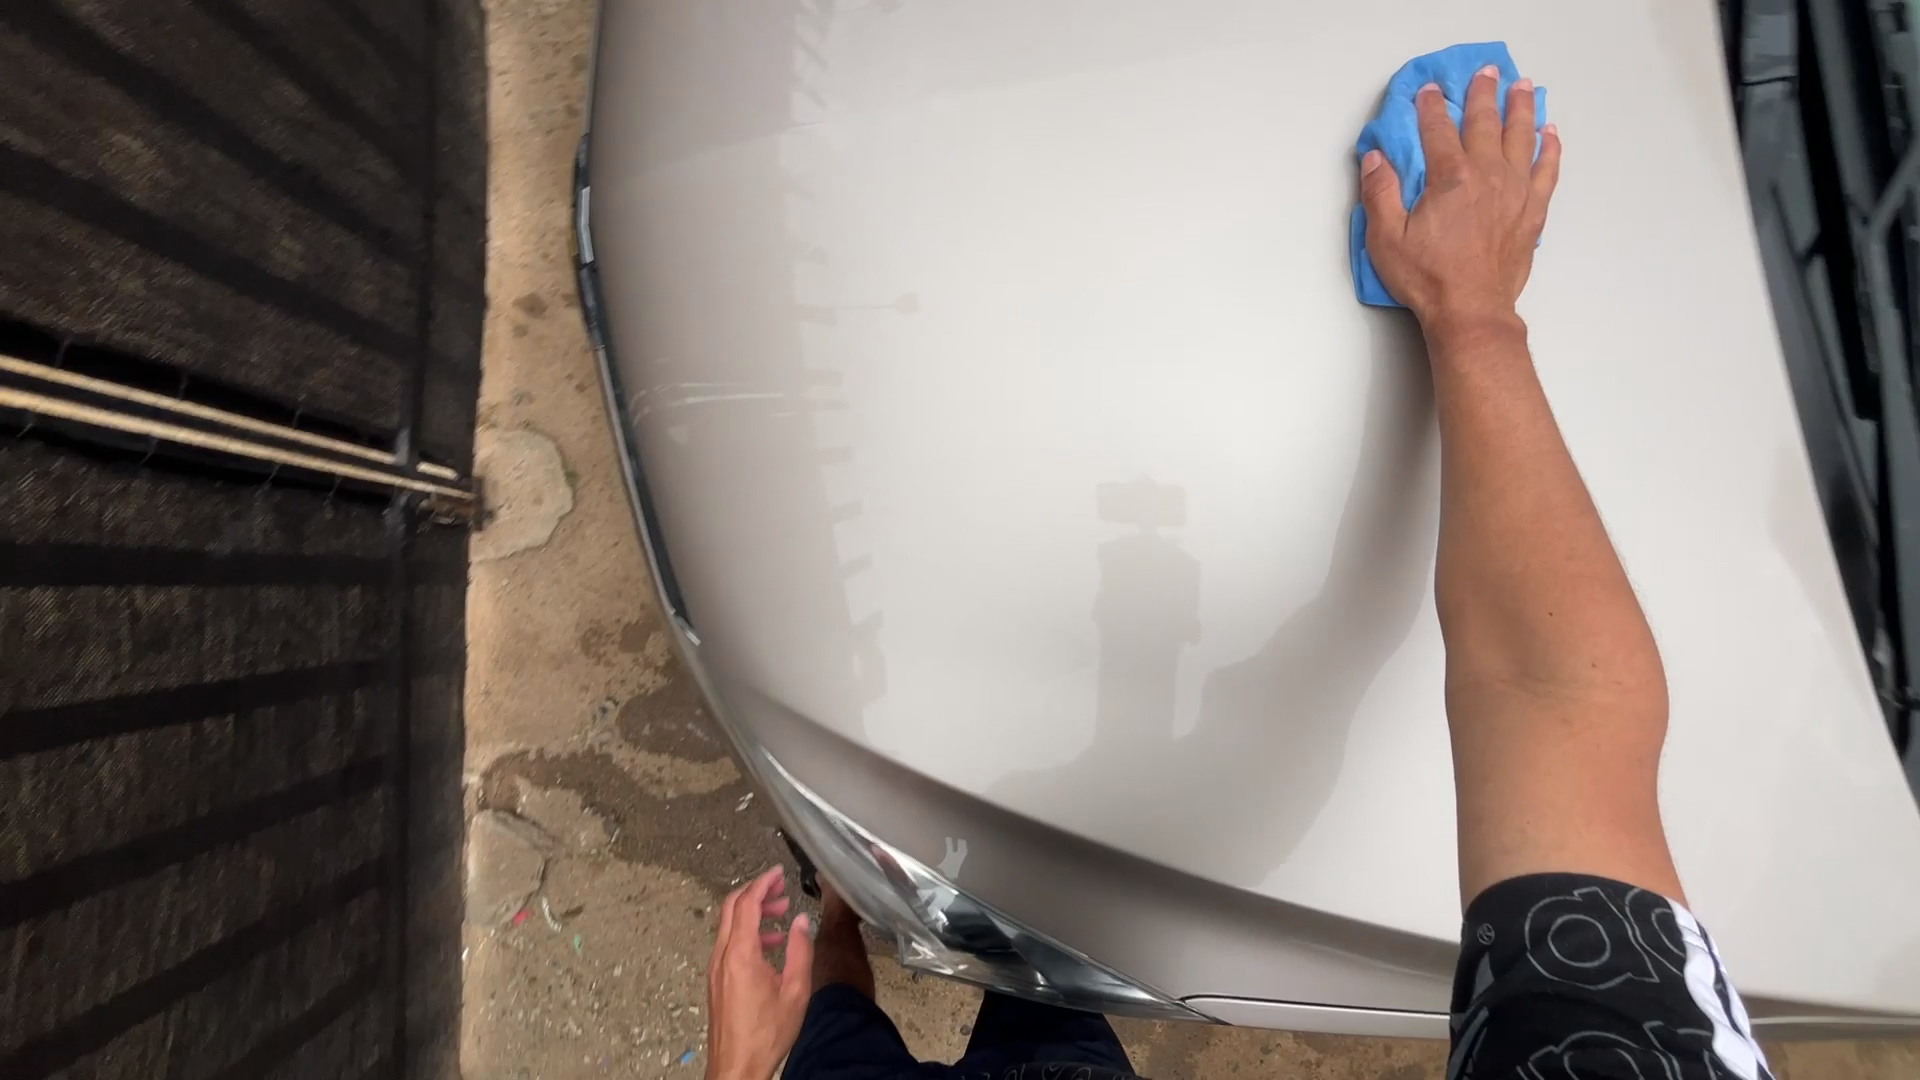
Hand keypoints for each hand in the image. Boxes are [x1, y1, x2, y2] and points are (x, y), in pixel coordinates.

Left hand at [705, 866, 813, 1079]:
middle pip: (732, 907)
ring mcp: (717, 969)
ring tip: (781, 912)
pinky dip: (749, 931)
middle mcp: (723, 957)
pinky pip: (730, 942)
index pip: (747, 903)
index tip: (778, 873)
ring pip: (730, 924)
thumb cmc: (766, 1035)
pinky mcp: (718, 980)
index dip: (763, 883)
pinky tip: (771, 943)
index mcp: (741, 955)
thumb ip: (800, 949)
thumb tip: (801, 920)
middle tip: (779, 886)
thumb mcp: (796, 990)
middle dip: (756, 890)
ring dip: (754, 911)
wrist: (737, 1070)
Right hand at [1360, 66, 1560, 330]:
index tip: (1428, 91)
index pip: (1438, 132)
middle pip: (1485, 123)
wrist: (1469, 308)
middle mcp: (1489, 175)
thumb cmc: (1426, 277)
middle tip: (1485, 74)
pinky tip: (1549, 133)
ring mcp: (1516, 190)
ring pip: (1522, 136)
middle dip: (1482, 94)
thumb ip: (1379, 194)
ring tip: (1521, 88)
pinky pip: (1547, 168)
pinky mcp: (1532, 210)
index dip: (1431, 108)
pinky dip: (1549, 147)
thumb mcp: (1385, 239)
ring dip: (1520, 108)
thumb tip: (1375, 160)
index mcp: (1450, 179)